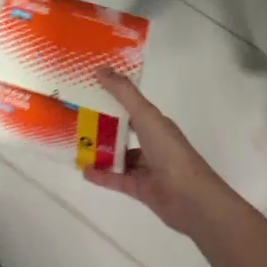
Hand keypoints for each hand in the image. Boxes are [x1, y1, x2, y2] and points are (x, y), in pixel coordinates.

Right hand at [83, 68, 228, 233]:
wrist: (189, 197)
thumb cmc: (168, 150)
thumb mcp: (145, 114)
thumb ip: (123, 92)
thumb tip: (99, 68)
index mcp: (155, 123)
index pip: (132, 106)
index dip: (112, 97)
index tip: (89, 89)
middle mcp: (152, 142)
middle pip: (123, 131)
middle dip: (102, 124)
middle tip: (77, 117)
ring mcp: (146, 167)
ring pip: (119, 156)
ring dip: (100, 151)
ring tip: (77, 144)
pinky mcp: (140, 189)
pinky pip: (116, 179)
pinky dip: (101, 175)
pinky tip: (83, 170)